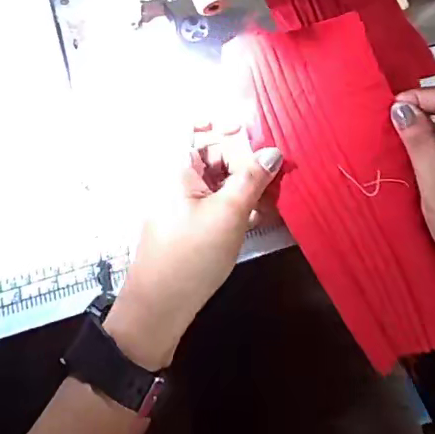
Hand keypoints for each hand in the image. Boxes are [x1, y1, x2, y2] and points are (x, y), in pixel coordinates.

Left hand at [105, 128, 281, 369]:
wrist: (159, 310)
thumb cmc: (192, 255)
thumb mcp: (229, 212)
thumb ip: (252, 177)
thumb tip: (273, 151)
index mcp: (176, 167)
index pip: (196, 128)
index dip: (223, 123)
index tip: (253, 128)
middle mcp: (176, 179)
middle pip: (212, 153)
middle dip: (243, 157)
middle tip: (275, 167)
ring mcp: (183, 203)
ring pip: (218, 180)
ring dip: (245, 183)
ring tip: (273, 193)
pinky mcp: (190, 225)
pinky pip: (216, 201)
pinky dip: (237, 203)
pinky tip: (260, 213)